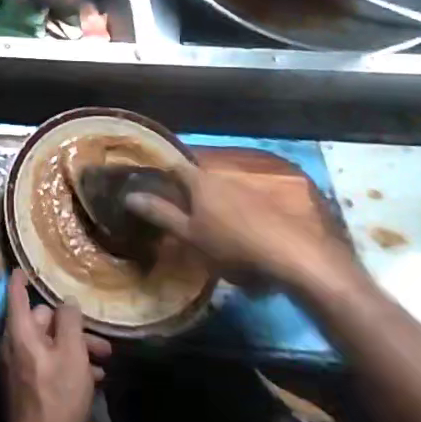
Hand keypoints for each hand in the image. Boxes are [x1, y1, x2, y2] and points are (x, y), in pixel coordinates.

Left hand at [0, 270, 110, 421]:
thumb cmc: (58, 397)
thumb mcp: (72, 355)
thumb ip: (70, 322)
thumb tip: (66, 302)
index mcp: (19, 332)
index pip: (17, 294)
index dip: (22, 278)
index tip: (26, 267)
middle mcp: (12, 344)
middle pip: (41, 321)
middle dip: (72, 328)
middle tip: (102, 344)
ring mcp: (17, 366)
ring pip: (47, 344)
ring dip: (74, 349)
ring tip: (103, 364)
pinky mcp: (24, 385)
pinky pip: (45, 363)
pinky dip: (65, 365)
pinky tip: (92, 380)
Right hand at [124, 165, 354, 290]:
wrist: (291, 256)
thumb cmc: (231, 243)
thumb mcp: (189, 234)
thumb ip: (160, 213)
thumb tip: (129, 195)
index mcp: (200, 180)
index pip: (173, 165)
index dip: (159, 172)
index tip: (146, 183)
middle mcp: (222, 178)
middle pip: (196, 179)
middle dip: (183, 191)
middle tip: (169, 210)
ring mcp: (246, 189)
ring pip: (218, 192)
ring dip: (207, 204)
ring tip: (198, 226)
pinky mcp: (265, 205)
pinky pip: (237, 204)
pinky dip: (228, 214)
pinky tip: (228, 235)